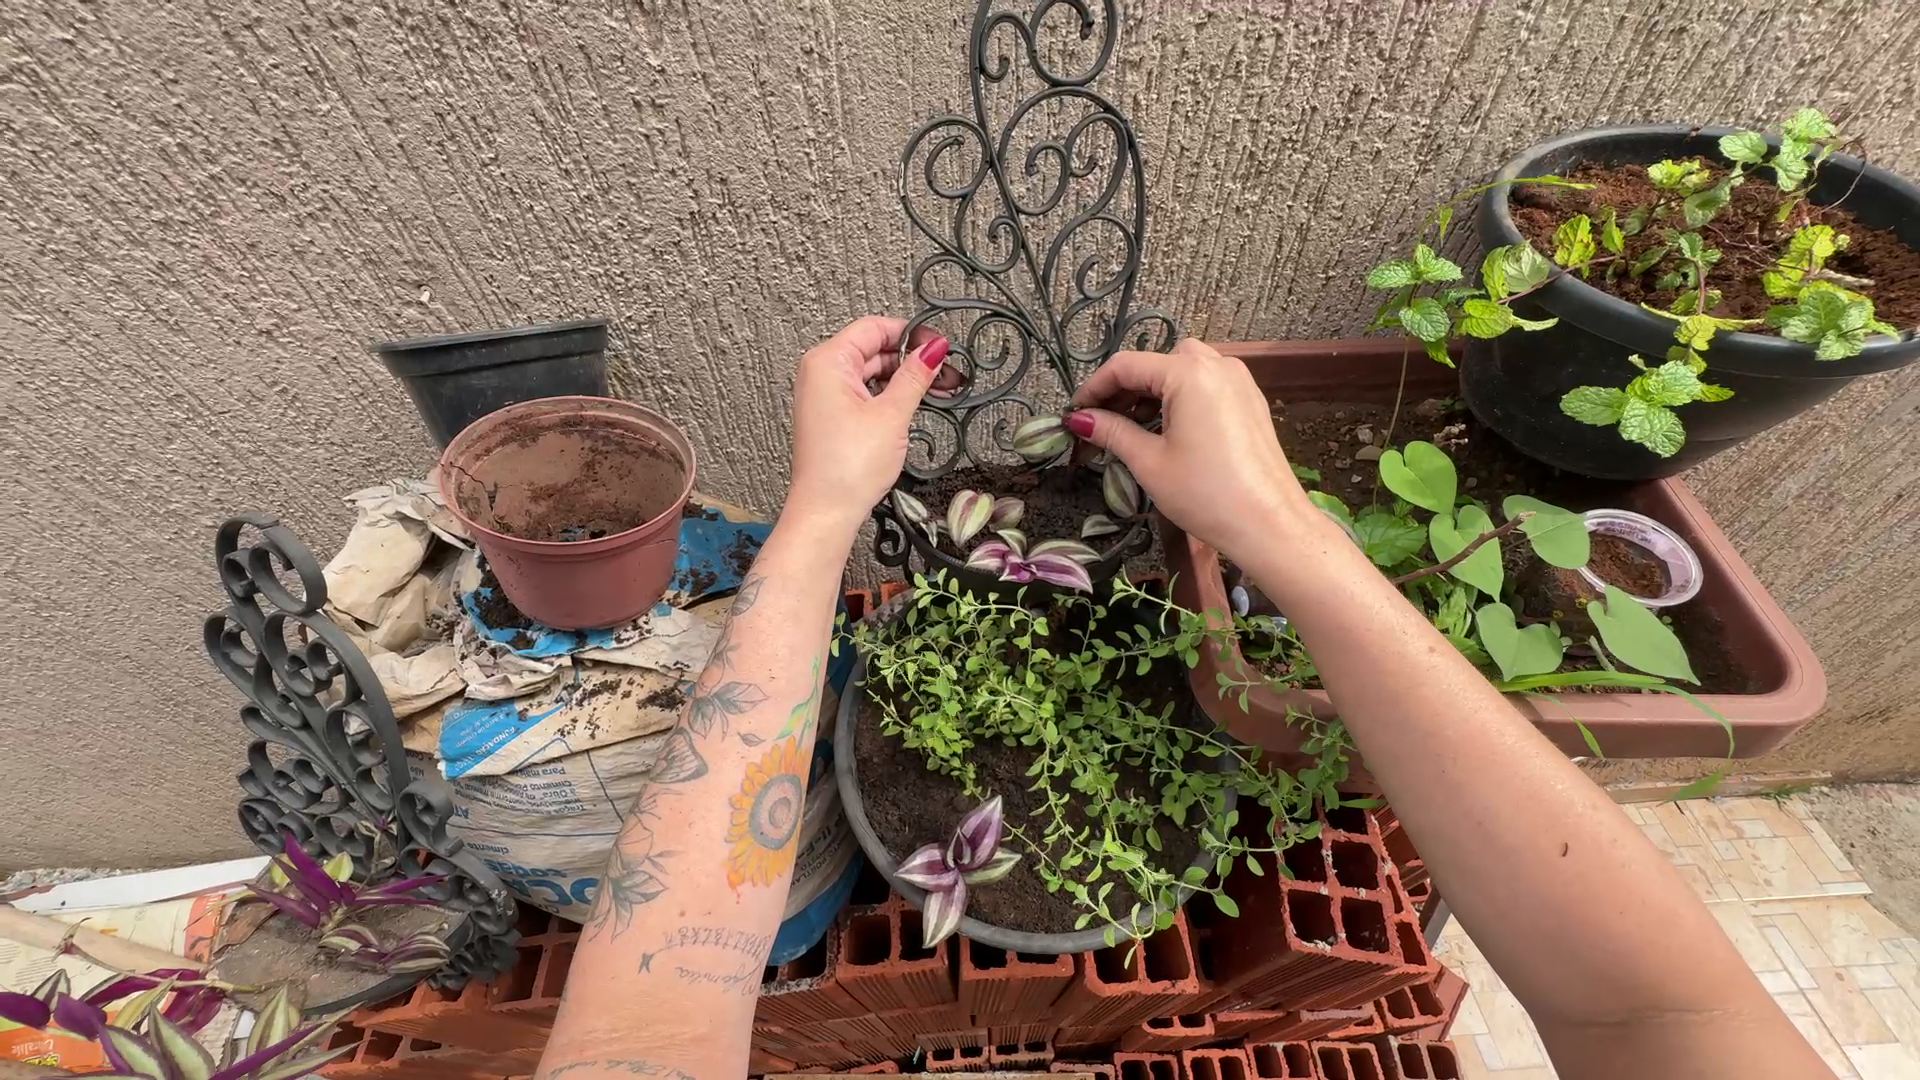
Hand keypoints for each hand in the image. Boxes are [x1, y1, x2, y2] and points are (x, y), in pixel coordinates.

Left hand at [786, 316, 953, 533]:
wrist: (826, 511)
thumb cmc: (846, 467)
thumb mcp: (892, 414)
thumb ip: (915, 376)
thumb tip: (933, 349)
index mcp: (827, 361)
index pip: (874, 328)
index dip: (910, 333)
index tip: (939, 346)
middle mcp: (820, 374)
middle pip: (873, 349)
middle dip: (911, 360)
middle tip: (946, 374)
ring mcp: (824, 396)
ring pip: (871, 373)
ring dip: (903, 380)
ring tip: (937, 391)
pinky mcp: (831, 417)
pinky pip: (864, 394)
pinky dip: (888, 396)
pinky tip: (912, 406)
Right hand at [1068, 339, 1320, 566]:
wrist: (1269, 524)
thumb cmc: (1205, 494)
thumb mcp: (1149, 462)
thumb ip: (1112, 432)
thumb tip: (1078, 419)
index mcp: (1189, 373)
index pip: (1126, 365)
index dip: (1093, 388)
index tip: (1074, 414)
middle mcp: (1217, 365)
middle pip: (1154, 363)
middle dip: (1122, 389)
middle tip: (1099, 423)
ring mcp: (1238, 381)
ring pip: (1180, 371)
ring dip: (1149, 392)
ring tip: (1129, 428)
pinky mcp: (1248, 401)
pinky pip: (1203, 385)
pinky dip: (1177, 398)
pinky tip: (1164, 430)